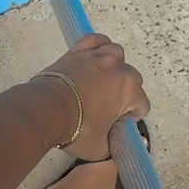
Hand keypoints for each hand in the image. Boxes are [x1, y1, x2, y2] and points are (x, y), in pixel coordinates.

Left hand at [36, 34, 150, 160]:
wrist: (46, 110)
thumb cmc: (76, 129)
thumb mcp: (100, 148)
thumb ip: (115, 143)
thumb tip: (123, 141)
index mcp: (128, 89)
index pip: (142, 104)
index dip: (131, 118)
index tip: (118, 125)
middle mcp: (117, 67)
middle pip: (132, 78)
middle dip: (124, 93)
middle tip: (108, 108)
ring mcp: (97, 55)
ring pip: (116, 54)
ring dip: (114, 67)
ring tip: (103, 81)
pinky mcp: (79, 50)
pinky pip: (95, 40)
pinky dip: (98, 46)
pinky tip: (95, 56)